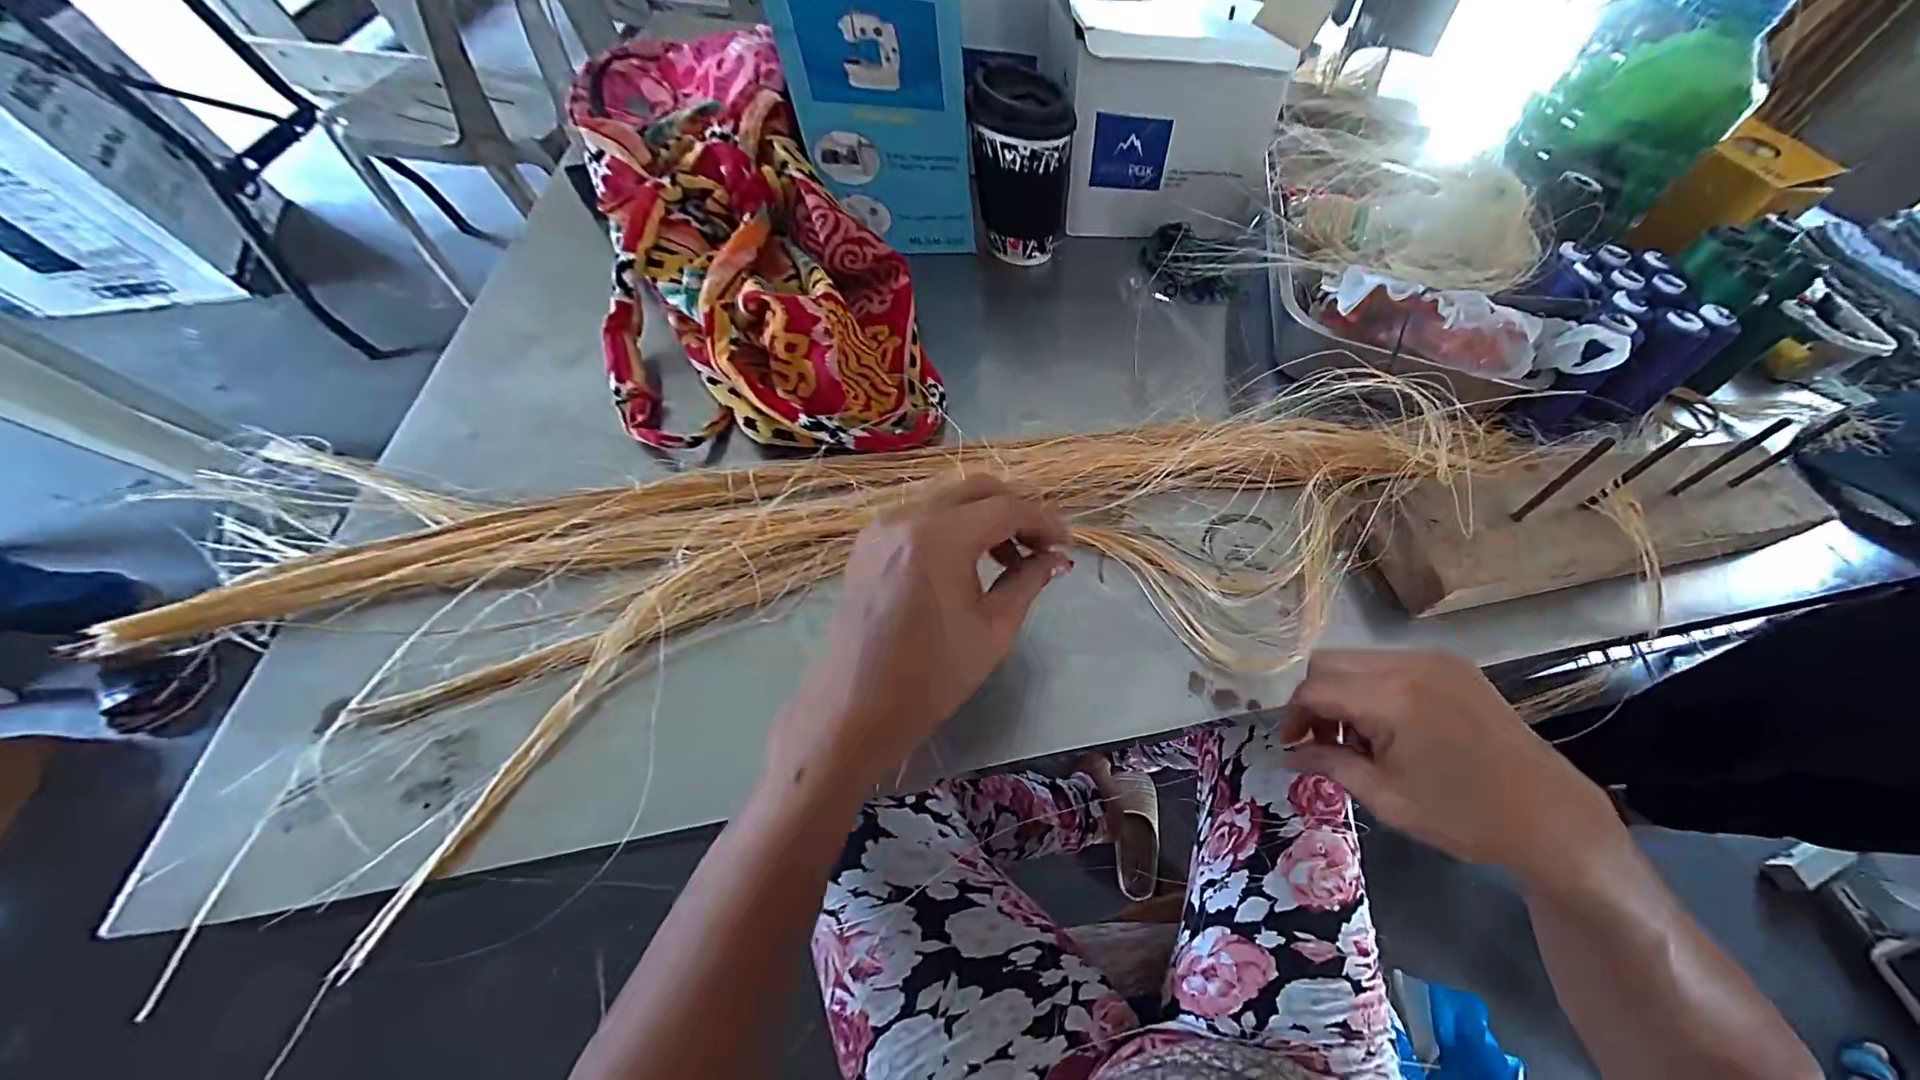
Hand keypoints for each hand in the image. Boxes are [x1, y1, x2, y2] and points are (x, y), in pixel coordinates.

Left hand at [768, 474, 1070, 798]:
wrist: (857, 706)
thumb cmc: (931, 676)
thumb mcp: (993, 629)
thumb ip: (1028, 581)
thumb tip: (1057, 559)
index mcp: (937, 538)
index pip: (1006, 509)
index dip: (1043, 522)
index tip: (1065, 545)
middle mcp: (905, 517)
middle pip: (976, 488)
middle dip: (1015, 509)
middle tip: (1039, 545)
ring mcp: (881, 526)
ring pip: (947, 497)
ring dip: (983, 515)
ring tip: (1007, 558)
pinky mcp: (868, 542)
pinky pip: (920, 514)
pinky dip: (951, 524)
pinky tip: (966, 559)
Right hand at [1281, 648, 1624, 892]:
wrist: (1554, 820)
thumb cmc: (1465, 817)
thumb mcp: (1386, 797)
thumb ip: (1329, 765)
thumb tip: (1289, 755)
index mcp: (1393, 697)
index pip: (1315, 689)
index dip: (1292, 716)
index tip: (1291, 746)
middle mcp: (1411, 665)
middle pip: (1329, 663)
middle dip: (1314, 699)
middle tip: (1319, 740)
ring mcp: (1435, 661)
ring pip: (1356, 659)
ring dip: (1341, 692)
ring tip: (1356, 736)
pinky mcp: (1453, 667)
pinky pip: (1389, 663)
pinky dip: (1370, 687)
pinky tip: (1386, 724)